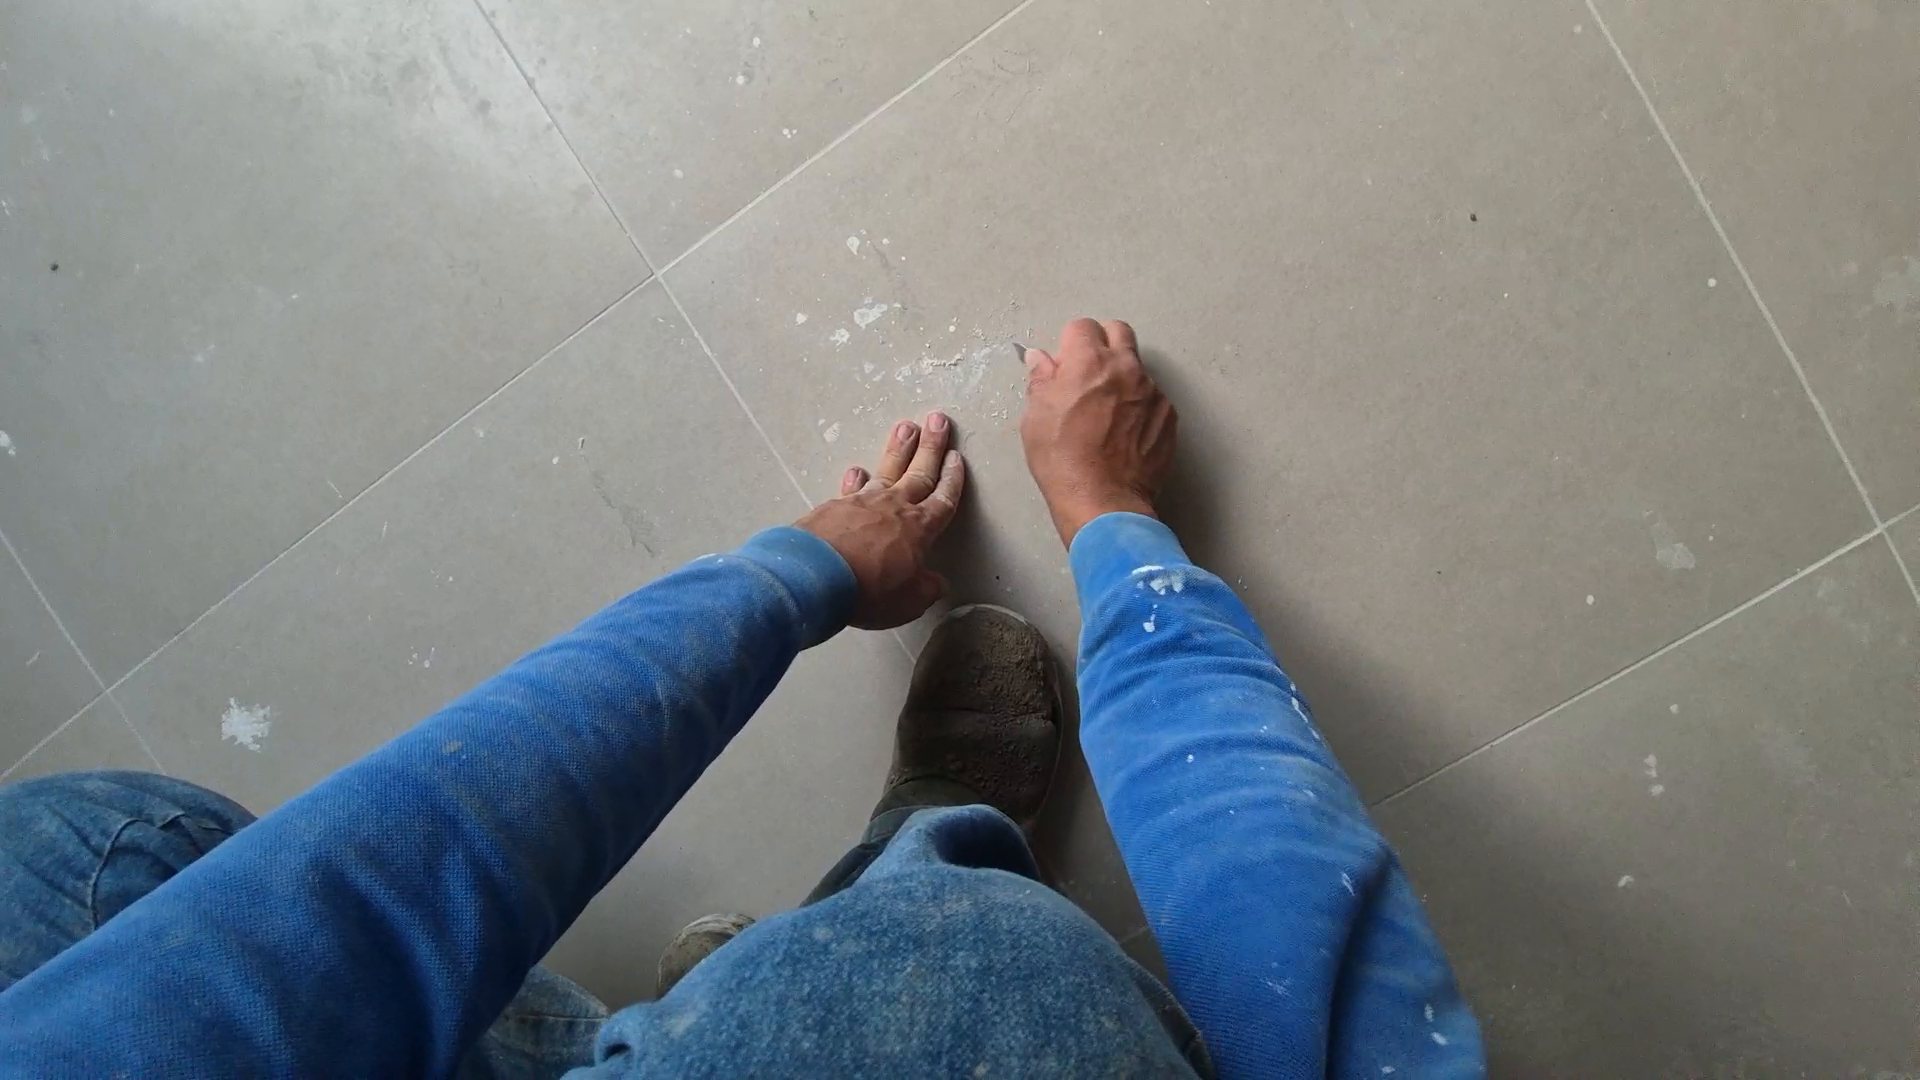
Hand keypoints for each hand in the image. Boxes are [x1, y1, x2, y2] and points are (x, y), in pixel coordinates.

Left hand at [796, 411, 966, 629]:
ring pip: (887, 469)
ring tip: (906, 427)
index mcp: (920, 530)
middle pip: (920, 472)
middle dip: (932, 447)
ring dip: (898, 448)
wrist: (814, 577)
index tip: (957, 459)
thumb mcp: (906, 602)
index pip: (944, 499)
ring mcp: (864, 502)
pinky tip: (856, 470)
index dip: (953, 479)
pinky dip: (856, 478)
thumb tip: (936, 584)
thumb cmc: (867, 591)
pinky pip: (852, 487)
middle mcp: (895, 508)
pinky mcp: (835, 506)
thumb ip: (924, 590)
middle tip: (938, 420)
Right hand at [1019, 318, 1177, 546]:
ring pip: (1136, 367)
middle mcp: (1126, 368)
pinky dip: (1138, 406)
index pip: (1081, 327)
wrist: (1103, 502)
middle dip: (1102, 344)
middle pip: (1118, 332)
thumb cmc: (1062, 462)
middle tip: (1087, 373)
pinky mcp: (1168, 417)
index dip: (1068, 345)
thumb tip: (1040, 360)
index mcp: (1089, 362)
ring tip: (1106, 413)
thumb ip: (1041, 380)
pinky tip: (1123, 434)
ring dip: (1121, 378)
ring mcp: (1152, 392)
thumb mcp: (1035, 419)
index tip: (1063, 366)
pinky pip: (1152, 399)